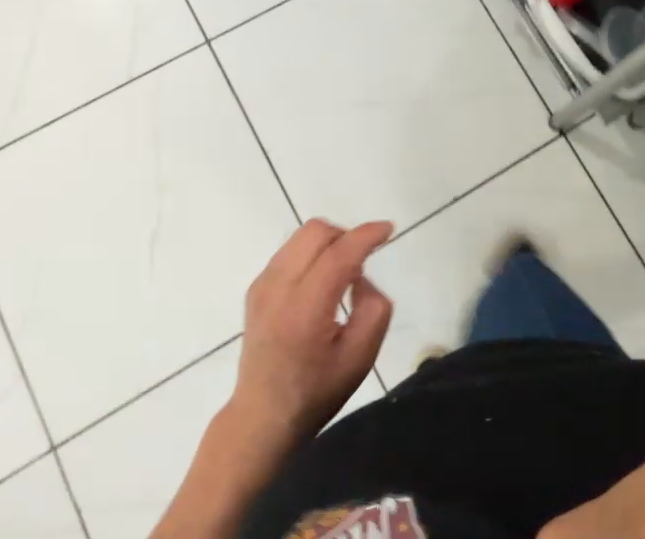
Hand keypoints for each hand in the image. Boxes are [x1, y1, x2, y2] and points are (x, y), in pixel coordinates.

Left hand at [231, 220, 394, 442]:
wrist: (263, 414)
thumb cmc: (317, 390)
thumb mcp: (361, 358)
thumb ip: (374, 309)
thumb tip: (361, 277)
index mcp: (305, 309)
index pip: (339, 254)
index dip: (366, 235)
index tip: (388, 230)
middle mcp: (278, 288)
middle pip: (316, 231)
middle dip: (346, 236)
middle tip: (363, 261)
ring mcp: (262, 285)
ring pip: (300, 237)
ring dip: (328, 243)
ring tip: (341, 276)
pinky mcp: (256, 288)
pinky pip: (289, 252)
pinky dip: (311, 255)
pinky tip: (319, 285)